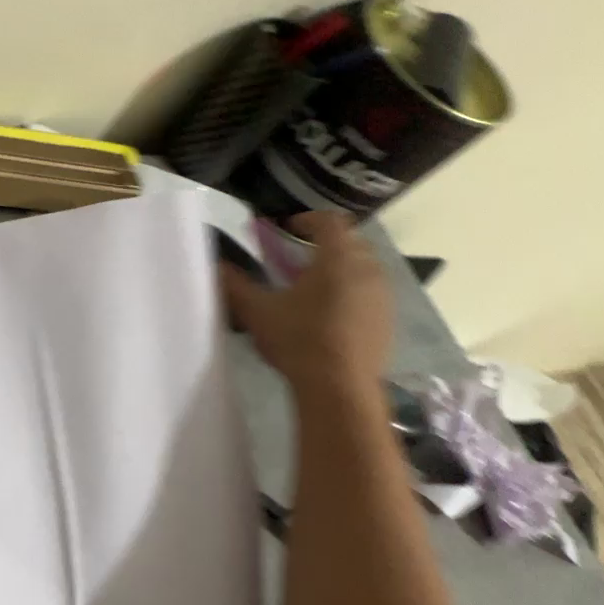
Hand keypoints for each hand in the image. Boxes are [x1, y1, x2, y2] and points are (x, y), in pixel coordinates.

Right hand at [221, 211, 394, 401]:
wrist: (339, 385)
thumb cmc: (298, 340)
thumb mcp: (257, 313)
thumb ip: (236, 286)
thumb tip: (216, 267)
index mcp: (337, 258)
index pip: (330, 221)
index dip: (308, 219)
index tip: (289, 227)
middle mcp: (367, 267)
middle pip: (350, 243)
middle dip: (325, 246)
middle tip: (298, 261)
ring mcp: (382, 293)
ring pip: (362, 268)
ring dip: (340, 270)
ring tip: (314, 291)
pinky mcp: (387, 318)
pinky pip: (370, 293)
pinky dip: (351, 293)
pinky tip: (330, 317)